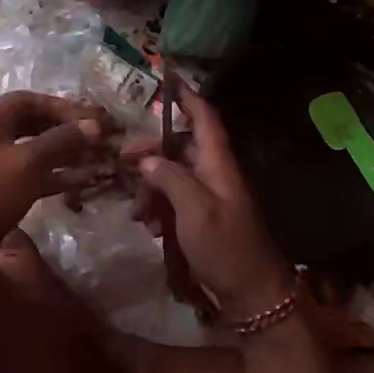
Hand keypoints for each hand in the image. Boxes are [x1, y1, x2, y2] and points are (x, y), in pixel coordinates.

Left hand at [0, 92, 112, 262]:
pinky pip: (24, 176)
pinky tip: (75, 184)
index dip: (62, 106)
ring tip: (93, 161)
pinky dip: (49, 177)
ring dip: (60, 155)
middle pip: (29, 124)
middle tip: (95, 139)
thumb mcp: (27, 164)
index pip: (29, 100)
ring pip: (29, 152)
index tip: (93, 119)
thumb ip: (61, 141)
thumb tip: (93, 125)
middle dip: (63, 130)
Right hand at [124, 82, 294, 319]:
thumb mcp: (194, 210)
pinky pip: (174, 201)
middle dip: (151, 154)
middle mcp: (214, 174)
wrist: (250, 291)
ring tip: (138, 214)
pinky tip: (148, 227)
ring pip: (172, 176)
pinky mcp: (201, 218)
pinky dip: (158, 209)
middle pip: (179, 148)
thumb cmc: (225, 246)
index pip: (205, 119)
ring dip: (151, 189)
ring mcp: (208, 197)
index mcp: (218, 164)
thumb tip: (147, 159)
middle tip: (123, 162)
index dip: (188, 98)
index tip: (167, 81)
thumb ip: (170, 178)